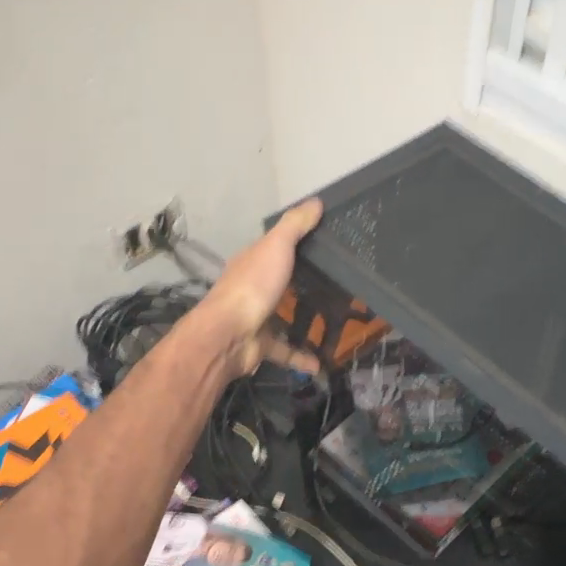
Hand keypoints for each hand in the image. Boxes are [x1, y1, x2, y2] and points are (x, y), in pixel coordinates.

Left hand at [187, 198, 324, 378]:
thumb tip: (316, 202)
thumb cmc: (253, 286)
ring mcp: (256, 318)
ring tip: (332, 324)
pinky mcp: (261, 345)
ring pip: (283, 318)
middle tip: (336, 286)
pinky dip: (302, 357)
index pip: (275, 248)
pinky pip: (285, 351)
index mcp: (254, 262)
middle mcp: (253, 288)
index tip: (325, 245)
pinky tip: (320, 364)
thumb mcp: (276, 247)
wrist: (229, 335)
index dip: (296, 244)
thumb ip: (295, 226)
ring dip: (304, 323)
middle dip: (302, 284)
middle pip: (281, 282)